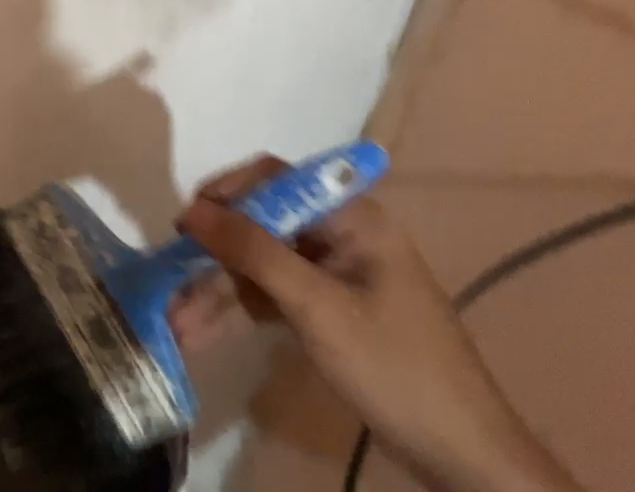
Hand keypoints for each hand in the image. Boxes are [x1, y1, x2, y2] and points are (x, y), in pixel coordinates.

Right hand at [173, 155, 582, 491]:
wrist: (462, 455)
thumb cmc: (393, 367)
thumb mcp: (316, 305)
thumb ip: (253, 251)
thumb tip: (192, 209)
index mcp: (351, 217)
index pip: (275, 180)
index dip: (226, 194)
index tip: (186, 226)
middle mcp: (341, 234)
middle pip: (262, 224)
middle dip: (215, 258)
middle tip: (172, 288)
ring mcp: (335, 273)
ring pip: (262, 263)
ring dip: (220, 289)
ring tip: (179, 325)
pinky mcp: (330, 308)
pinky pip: (274, 293)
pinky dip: (242, 310)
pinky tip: (205, 332)